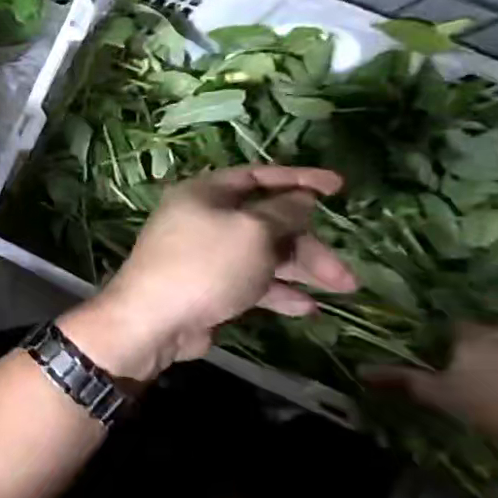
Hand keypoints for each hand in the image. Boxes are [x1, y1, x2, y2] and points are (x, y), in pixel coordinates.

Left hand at [62, 166, 355, 377]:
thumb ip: (283, 212)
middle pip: (265, 221)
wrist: (154, 320)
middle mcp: (201, 218)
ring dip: (301, 269)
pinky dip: (277, 291)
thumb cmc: (204, 265)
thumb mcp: (252, 231)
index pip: (257, 176)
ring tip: (342, 289)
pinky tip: (306, 308)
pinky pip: (249, 282)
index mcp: (204, 193)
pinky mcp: (206, 286)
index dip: (300, 179)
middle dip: (307, 242)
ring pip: (262, 253)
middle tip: (344, 271)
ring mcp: (203, 254)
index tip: (339, 186)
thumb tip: (301, 199)